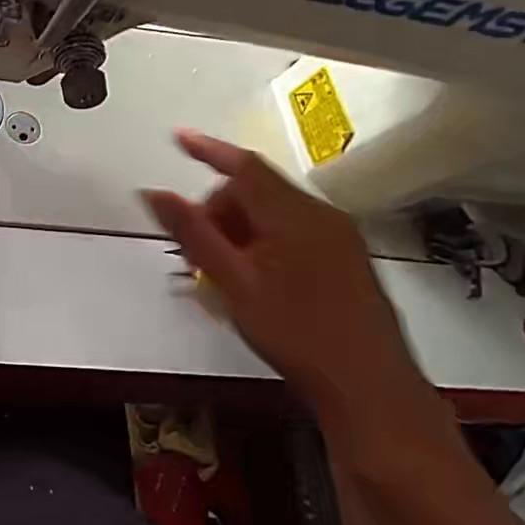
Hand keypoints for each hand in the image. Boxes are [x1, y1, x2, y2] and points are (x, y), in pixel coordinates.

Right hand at [141, 130, 425, 408]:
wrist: (369, 387)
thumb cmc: (297, 334)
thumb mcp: (232, 283)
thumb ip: (192, 233)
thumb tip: (155, 193)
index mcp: (293, 216)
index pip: (243, 167)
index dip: (207, 149)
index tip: (179, 136)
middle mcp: (320, 215)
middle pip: (255, 191)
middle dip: (218, 212)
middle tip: (197, 255)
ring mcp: (339, 236)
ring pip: (273, 212)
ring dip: (239, 230)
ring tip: (223, 274)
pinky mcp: (347, 256)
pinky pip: (294, 230)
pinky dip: (264, 241)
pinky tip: (254, 278)